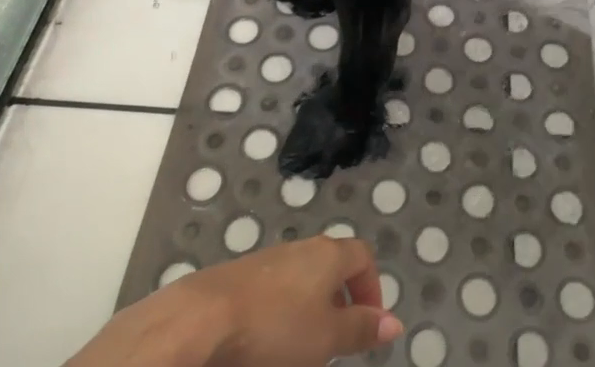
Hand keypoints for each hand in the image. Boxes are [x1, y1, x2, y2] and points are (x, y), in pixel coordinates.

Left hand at [66, 235, 402, 366]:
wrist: (200, 320)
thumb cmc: (275, 327)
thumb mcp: (327, 337)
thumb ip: (361, 329)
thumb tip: (394, 322)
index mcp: (327, 254)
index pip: (362, 256)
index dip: (371, 287)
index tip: (369, 325)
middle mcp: (299, 249)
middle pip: (330, 265)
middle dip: (339, 300)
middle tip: (336, 339)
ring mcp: (265, 260)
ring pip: (299, 279)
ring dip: (308, 308)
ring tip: (302, 345)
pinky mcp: (236, 278)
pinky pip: (271, 292)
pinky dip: (279, 313)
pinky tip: (266, 341)